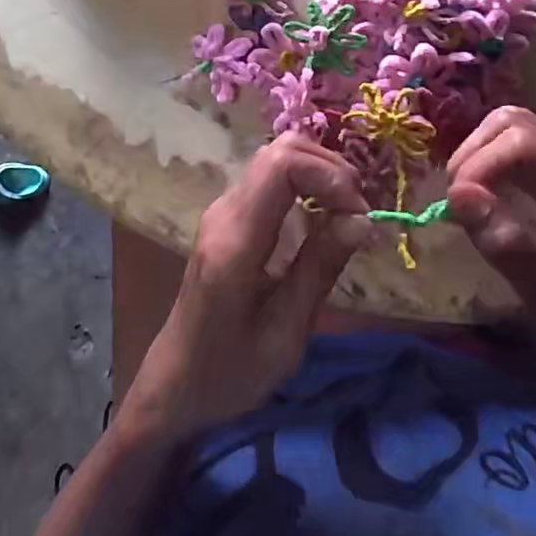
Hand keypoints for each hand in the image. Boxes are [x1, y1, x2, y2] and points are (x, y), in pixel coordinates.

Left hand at [120, 133, 373, 444]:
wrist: (174, 385)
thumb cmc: (230, 372)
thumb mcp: (285, 333)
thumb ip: (320, 267)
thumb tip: (362, 218)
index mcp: (236, 240)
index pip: (282, 165)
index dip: (330, 175)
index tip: (358, 214)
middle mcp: (226, 212)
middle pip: (281, 150)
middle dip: (330, 169)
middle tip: (358, 213)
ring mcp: (224, 210)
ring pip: (277, 158)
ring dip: (320, 174)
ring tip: (348, 214)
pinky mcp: (229, 217)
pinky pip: (272, 179)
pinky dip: (307, 184)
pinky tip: (325, 218)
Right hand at [445, 106, 535, 394]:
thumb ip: (506, 247)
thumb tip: (458, 194)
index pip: (527, 145)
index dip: (479, 162)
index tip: (454, 204)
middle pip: (520, 125)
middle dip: (474, 153)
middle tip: (455, 201)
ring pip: (519, 128)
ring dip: (480, 153)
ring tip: (464, 198)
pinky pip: (525, 147)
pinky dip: (492, 160)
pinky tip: (484, 196)